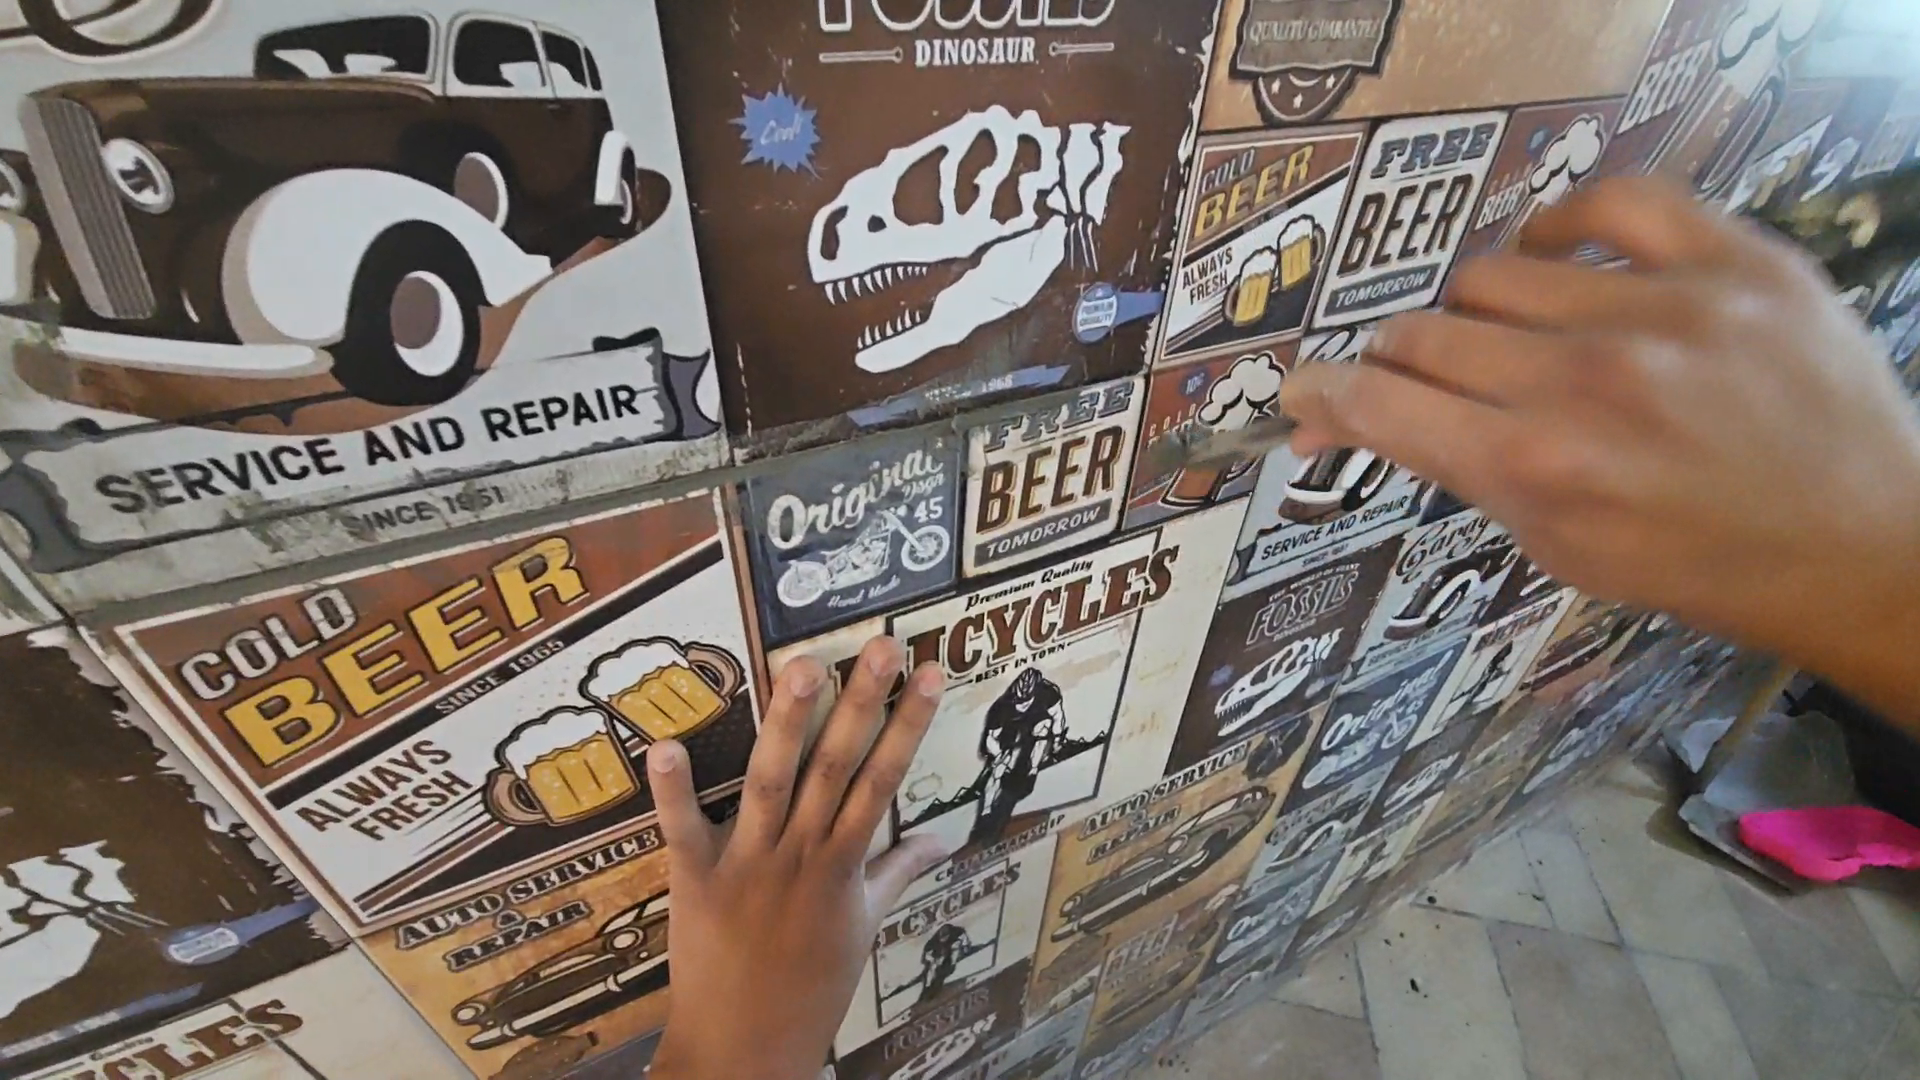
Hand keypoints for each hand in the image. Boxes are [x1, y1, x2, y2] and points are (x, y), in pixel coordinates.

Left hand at [648, 637, 948, 1079]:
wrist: (744, 1055)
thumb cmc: (811, 988)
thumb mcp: (866, 926)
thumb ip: (900, 871)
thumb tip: (945, 837)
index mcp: (844, 863)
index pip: (884, 779)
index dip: (908, 724)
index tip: (928, 672)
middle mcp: (802, 853)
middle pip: (835, 766)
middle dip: (862, 703)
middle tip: (880, 646)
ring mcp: (748, 864)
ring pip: (772, 782)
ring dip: (787, 723)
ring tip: (803, 665)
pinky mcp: (695, 881)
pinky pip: (683, 832)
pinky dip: (673, 792)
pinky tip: (663, 745)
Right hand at [1280, 176, 1919, 720]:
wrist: (1862, 542)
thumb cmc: (1672, 559)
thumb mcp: (1533, 534)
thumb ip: (1434, 463)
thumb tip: (1325, 421)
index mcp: (1529, 463)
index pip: (1375, 401)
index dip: (1317, 391)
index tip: (1298, 391)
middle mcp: (1581, 379)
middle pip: (1416, 334)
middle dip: (1390, 364)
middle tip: (1414, 386)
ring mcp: (1663, 310)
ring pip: (1485, 276)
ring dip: (1465, 317)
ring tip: (1497, 342)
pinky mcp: (1738, 261)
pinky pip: (1609, 202)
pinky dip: (1555, 228)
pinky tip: (1547, 260)